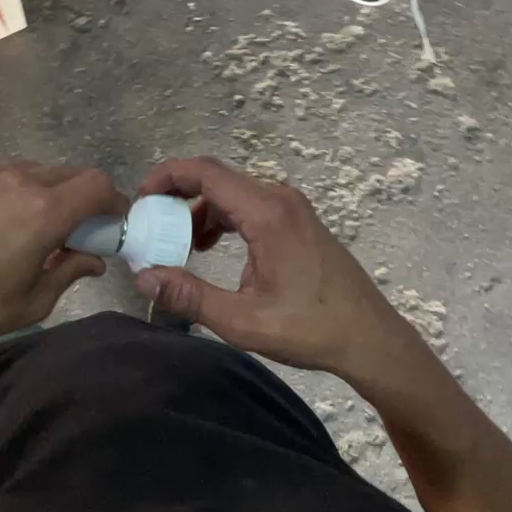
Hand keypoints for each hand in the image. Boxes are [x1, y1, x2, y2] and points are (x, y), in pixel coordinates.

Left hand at [0, 160, 127, 354]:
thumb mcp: (33, 301)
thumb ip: (70, 270)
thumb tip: (93, 258)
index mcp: (42, 212)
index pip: (97, 184)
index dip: (111, 200)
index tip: (109, 221)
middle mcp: (16, 179)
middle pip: (67, 174)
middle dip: (79, 198)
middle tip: (71, 229)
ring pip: (31, 170)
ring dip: (43, 191)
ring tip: (27, 225)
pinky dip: (9, 189)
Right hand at [135, 157, 413, 378]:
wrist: (372, 339)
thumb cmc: (310, 329)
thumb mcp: (243, 321)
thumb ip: (190, 296)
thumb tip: (143, 276)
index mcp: (266, 212)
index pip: (205, 172)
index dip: (166, 177)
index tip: (139, 199)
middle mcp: (279, 198)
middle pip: (215, 178)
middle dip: (176, 195)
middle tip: (148, 222)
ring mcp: (291, 207)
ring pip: (231, 192)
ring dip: (197, 211)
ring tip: (175, 244)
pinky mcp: (297, 220)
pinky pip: (248, 205)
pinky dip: (220, 218)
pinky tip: (209, 248)